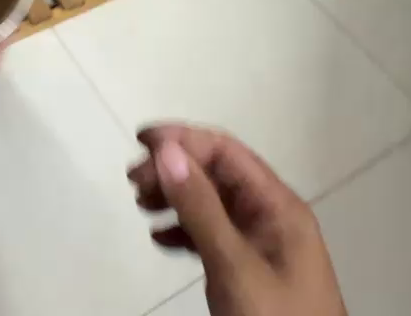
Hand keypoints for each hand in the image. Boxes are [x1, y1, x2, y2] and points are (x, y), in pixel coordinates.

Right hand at [129, 125, 345, 315]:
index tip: (139, 144)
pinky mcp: (250, 270)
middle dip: (172, 169)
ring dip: (173, 196)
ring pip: (210, 202)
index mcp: (278, 207)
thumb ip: (200, 207)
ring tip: (140, 206)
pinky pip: (211, 233)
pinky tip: (161, 239)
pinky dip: (182, 228)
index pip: (225, 151)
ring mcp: (261, 245)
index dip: (182, 139)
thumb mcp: (234, 266)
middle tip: (133, 182)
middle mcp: (271, 217)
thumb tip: (165, 150)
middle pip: (215, 173)